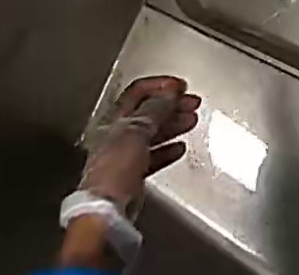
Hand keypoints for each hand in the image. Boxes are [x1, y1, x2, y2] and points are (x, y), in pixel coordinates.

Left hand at [80, 75, 201, 207]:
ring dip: (174, 124)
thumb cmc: (115, 169)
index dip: (160, 85)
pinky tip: (179, 148)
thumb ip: (156, 109)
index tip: (180, 86)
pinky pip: (154, 156)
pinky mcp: (132, 176)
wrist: (106, 213)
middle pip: (148, 112)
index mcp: (113, 120)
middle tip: (192, 102)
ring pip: (153, 133)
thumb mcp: (137, 130)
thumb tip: (170, 93)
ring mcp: (124, 156)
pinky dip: (168, 149)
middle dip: (172, 105)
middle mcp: (117, 136)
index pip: (138, 92)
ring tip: (192, 120)